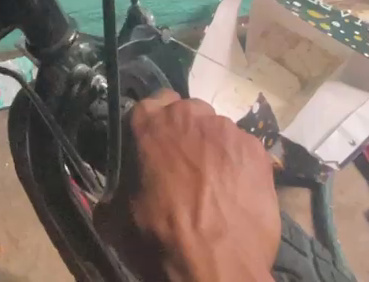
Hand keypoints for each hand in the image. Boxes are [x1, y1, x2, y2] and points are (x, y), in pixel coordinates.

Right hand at [118, 90, 280, 281]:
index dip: (159, 124)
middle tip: (190, 166)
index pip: (153, 103)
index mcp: (149, 121)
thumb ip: (120, 186)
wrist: (219, 265)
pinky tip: (239, 190)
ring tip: (218, 182)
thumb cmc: (164, 233)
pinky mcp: (255, 148)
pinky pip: (244, 148)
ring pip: (219, 129)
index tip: (162, 144)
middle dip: (189, 133)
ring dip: (215, 147)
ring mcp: (224, 129)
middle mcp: (187, 114)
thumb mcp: (123, 211)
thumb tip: (113, 194)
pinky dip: (241, 163)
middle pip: (189, 112)